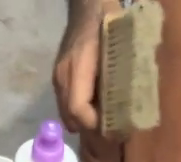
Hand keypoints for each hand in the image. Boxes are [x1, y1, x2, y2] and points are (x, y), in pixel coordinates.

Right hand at [53, 2, 111, 133]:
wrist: (89, 7)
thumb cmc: (109, 27)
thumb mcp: (118, 53)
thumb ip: (117, 83)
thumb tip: (123, 114)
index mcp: (77, 68)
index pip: (79, 109)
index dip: (95, 124)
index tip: (111, 129)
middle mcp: (62, 76)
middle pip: (71, 117)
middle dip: (90, 128)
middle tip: (109, 130)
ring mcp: (58, 78)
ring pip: (66, 115)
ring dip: (84, 122)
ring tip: (102, 122)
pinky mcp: (58, 78)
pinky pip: (66, 105)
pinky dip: (79, 113)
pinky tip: (93, 109)